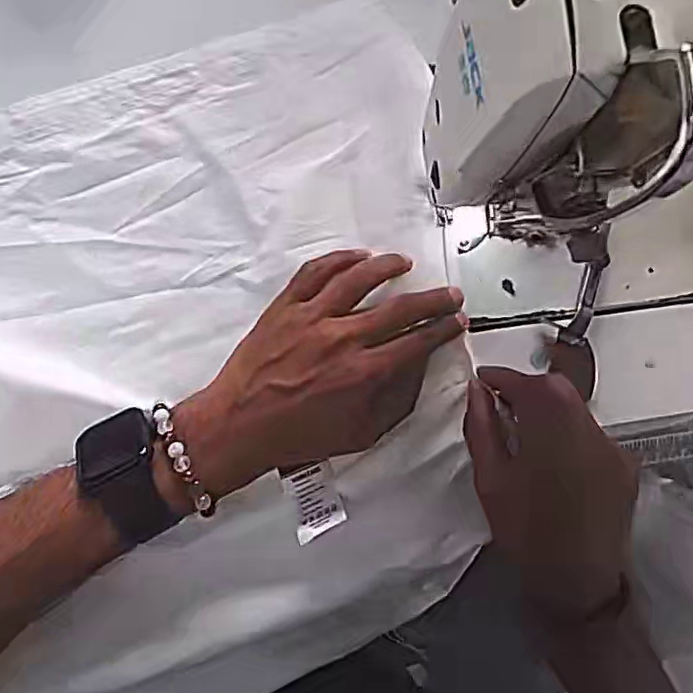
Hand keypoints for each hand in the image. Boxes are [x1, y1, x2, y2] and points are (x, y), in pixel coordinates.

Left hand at [174, 250, 466, 495]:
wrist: (237, 426)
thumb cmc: (292, 435)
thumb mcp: (357, 433)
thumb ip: (393, 402)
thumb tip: (416, 372)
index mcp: (361, 373)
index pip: (416, 341)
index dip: (442, 329)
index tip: (454, 322)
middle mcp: (340, 340)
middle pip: (399, 307)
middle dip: (432, 300)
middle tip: (447, 295)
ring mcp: (310, 319)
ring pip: (359, 278)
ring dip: (389, 267)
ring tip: (404, 263)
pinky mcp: (285, 308)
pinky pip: (315, 273)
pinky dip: (339, 260)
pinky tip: (356, 258)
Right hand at [464, 351, 639, 621]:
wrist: (579, 586)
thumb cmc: (526, 536)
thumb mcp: (490, 481)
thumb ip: (481, 428)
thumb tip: (477, 392)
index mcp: (553, 434)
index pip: (528, 384)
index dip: (502, 376)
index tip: (483, 381)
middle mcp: (590, 433)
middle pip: (558, 388)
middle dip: (527, 388)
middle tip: (500, 402)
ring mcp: (613, 448)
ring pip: (576, 407)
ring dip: (548, 408)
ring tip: (523, 430)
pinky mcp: (625, 464)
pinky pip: (591, 431)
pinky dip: (568, 429)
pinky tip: (552, 455)